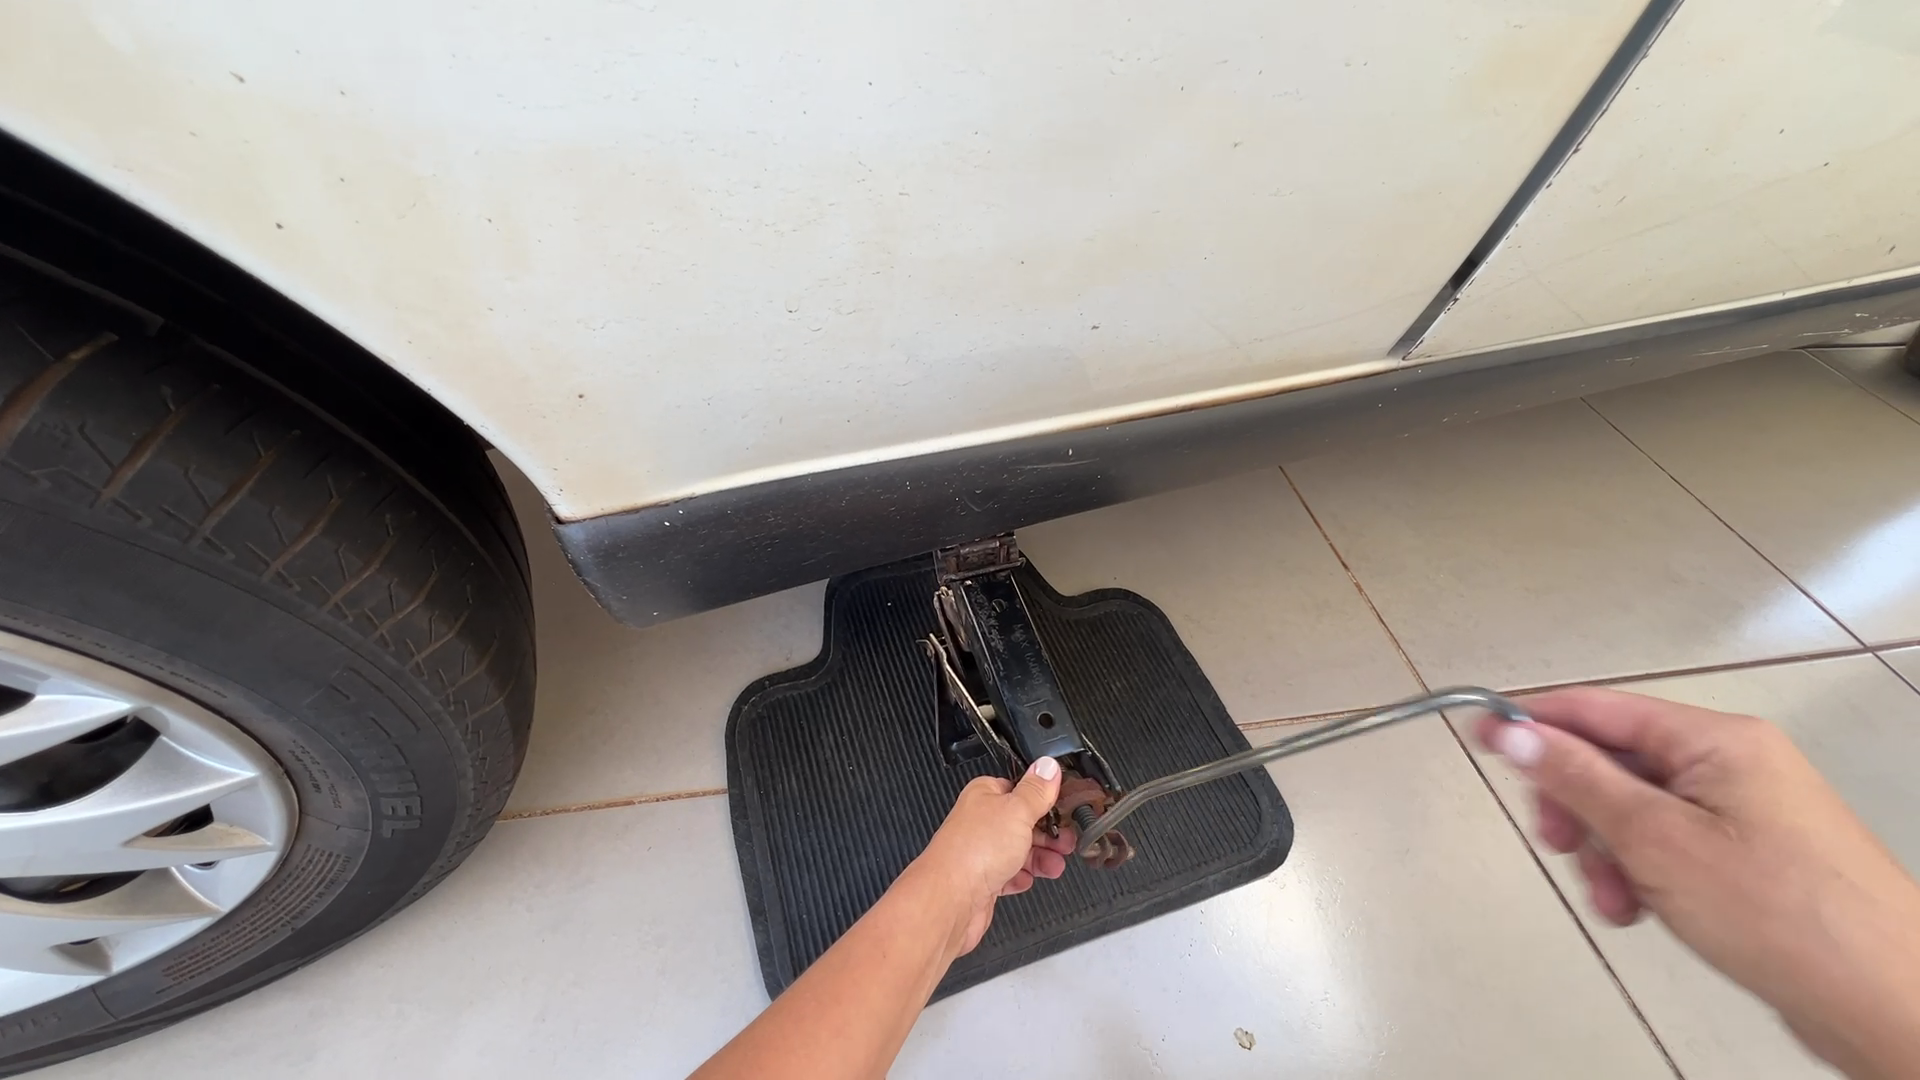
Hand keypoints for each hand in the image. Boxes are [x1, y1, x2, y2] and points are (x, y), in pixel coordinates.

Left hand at [907, 756, 1077, 956]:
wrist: (951, 899)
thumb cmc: (974, 850)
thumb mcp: (1018, 810)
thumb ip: (1036, 790)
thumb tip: (1047, 766)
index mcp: (986, 794)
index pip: (1020, 789)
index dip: (1044, 800)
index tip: (1065, 811)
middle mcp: (980, 820)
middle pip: (1022, 822)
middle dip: (1047, 834)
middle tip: (1066, 842)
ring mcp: (980, 851)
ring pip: (1017, 850)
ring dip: (1039, 858)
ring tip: (1055, 865)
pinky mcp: (981, 879)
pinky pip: (1007, 874)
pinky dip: (1021, 877)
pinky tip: (1027, 879)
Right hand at [1476, 687, 1919, 1079]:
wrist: (1898, 1015)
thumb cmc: (1773, 911)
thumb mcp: (1652, 837)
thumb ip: (1574, 776)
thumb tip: (1508, 729)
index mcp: (1714, 740)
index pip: (1594, 708)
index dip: (1529, 720)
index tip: (1477, 739)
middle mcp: (1727, 762)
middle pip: (1609, 759)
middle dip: (1572, 803)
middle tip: (1554, 843)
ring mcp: (1741, 808)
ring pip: (1629, 805)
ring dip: (1601, 847)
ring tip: (1610, 896)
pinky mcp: (1748, 852)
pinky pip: (1662, 839)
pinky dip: (1636, 868)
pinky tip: (1636, 907)